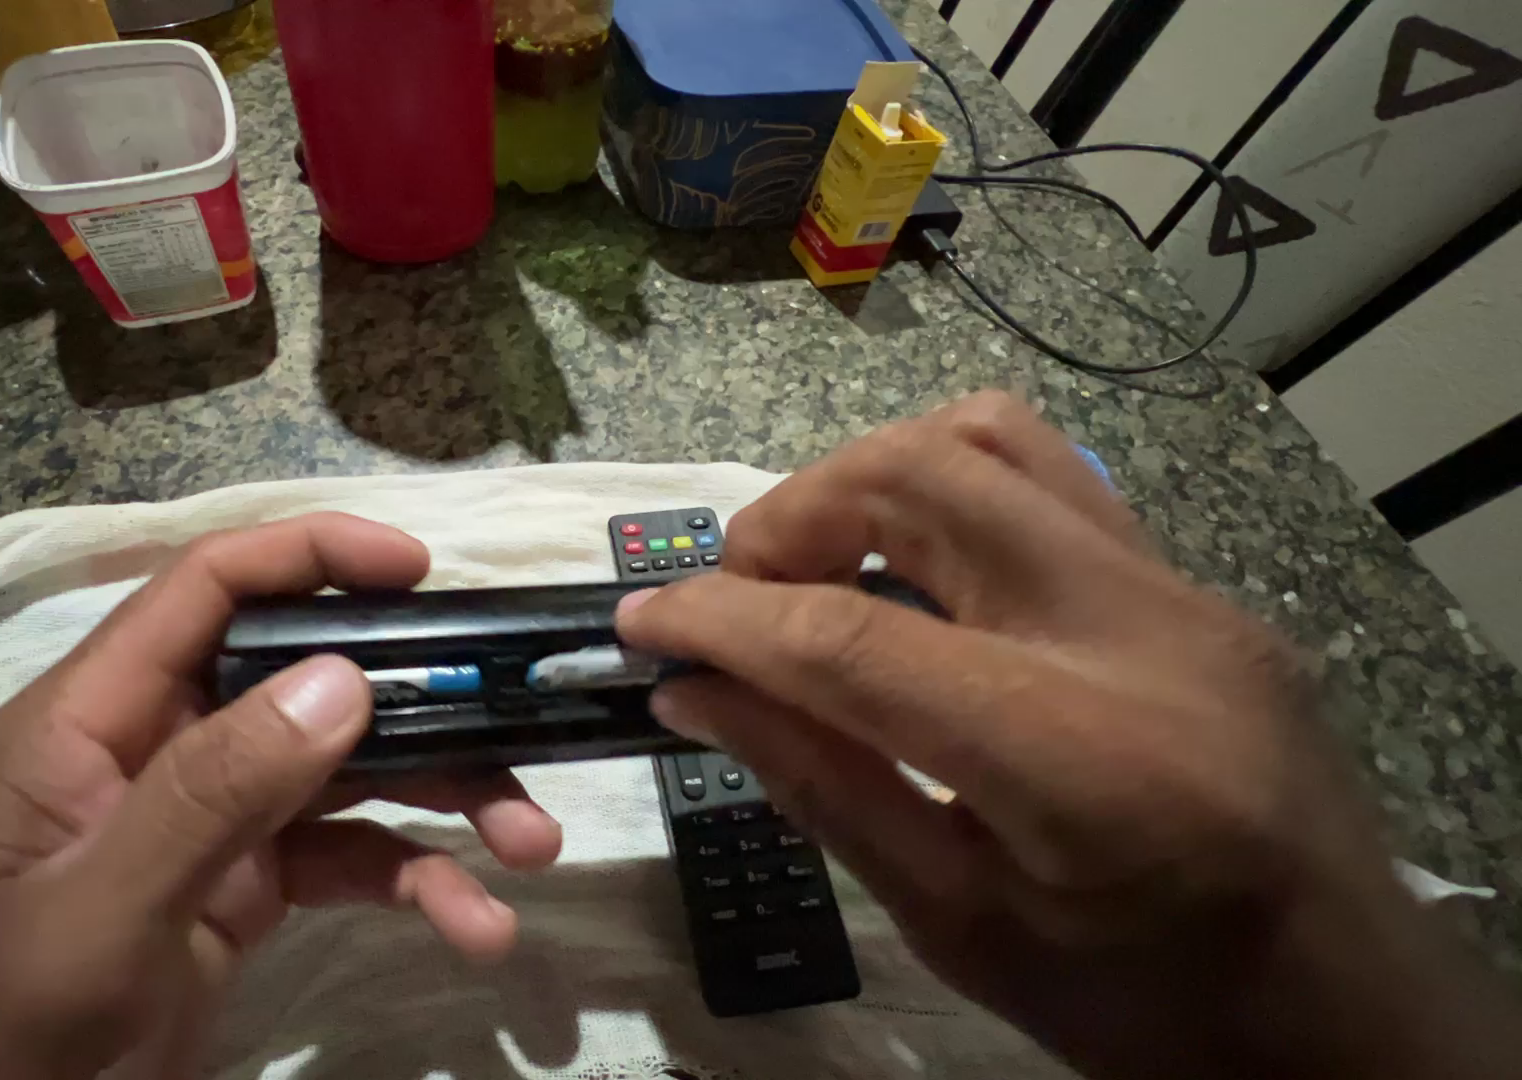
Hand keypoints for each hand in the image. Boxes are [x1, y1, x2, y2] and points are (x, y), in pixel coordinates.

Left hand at [0, 514, 562, 1079]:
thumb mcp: (92, 924)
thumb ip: (209, 795)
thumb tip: (343, 678)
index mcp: (98, 718)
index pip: (212, 589)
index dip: (312, 555)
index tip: (416, 568)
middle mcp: (168, 745)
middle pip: (311, 679)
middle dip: (421, 702)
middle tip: (510, 722)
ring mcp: (217, 815)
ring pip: (349, 768)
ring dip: (443, 797)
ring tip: (528, 843)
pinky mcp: (251, 881)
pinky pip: (350, 855)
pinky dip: (415, 878)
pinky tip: (471, 922)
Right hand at [618, 392, 1520, 1079]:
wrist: (1345, 1012)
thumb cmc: (1135, 1005)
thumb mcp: (947, 918)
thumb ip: (808, 779)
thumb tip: (687, 688)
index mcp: (1084, 762)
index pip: (851, 641)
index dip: (722, 619)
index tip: (642, 621)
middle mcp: (1140, 633)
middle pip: (914, 484)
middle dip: (783, 523)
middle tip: (736, 594)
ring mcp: (1175, 585)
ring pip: (973, 438)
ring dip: (851, 484)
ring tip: (810, 563)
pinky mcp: (1180, 573)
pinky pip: (1032, 461)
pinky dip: (926, 478)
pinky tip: (898, 552)